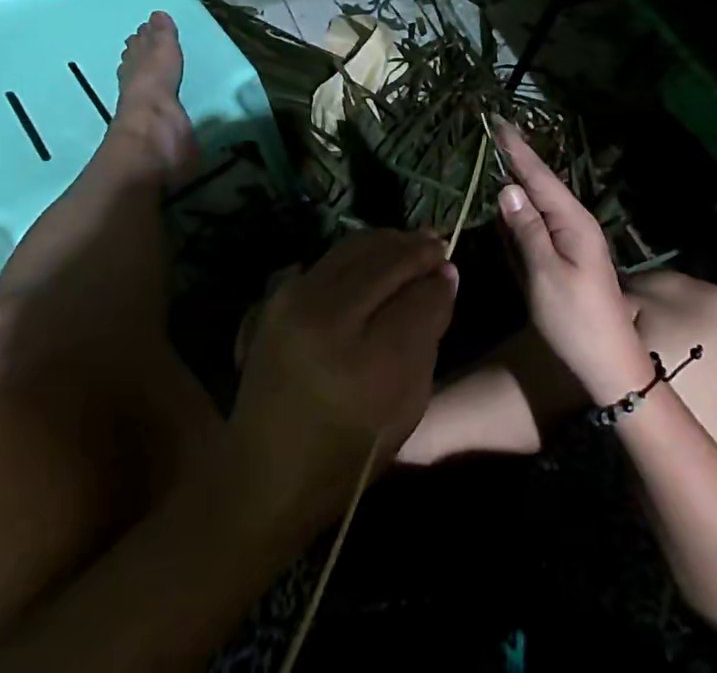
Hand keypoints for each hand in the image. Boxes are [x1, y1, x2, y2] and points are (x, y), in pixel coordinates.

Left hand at [230, 229, 455, 526]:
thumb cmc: (350, 451)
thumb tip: (443, 279)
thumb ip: (429, 334)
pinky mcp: (275, 297)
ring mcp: (294, 301)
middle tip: (439, 249)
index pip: (423, 294)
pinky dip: (361, 253)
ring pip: (358, 246)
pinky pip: (331, 258)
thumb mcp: (410, 402)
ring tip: (413, 248)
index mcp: (369, 358)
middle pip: (388, 259)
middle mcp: (327, 317)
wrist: (265, 471)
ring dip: (391, 243)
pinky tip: (377, 262)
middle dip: (420, 250)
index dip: (443, 281)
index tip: (451, 276)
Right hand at [493, 121, 648, 402]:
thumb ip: (526, 230)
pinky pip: (534, 231)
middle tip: (492, 135)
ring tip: (495, 160)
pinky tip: (506, 206)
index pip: (539, 177)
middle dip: (515, 162)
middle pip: (538, 187)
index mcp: (573, 222)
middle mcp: (572, 225)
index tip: (498, 122)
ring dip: (516, 186)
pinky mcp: (560, 260)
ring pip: (535, 208)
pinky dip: (517, 218)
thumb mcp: (546, 274)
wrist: (607, 361)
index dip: (517, 151)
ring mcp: (567, 243)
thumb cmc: (577, 319)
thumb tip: (508, 190)